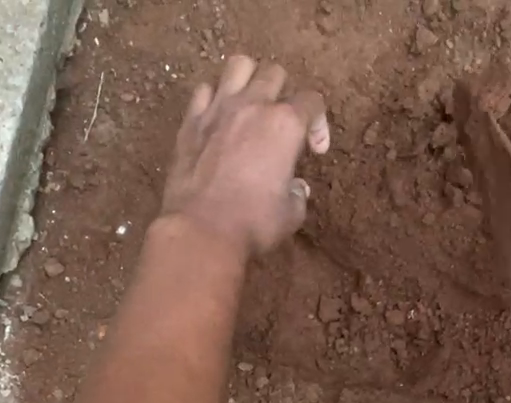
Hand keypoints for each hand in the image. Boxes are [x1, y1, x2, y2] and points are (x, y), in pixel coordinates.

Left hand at [159, 56, 329, 257]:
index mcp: (285, 125)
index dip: (319, 124)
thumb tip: (296, 187)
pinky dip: (215, 98)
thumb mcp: (291, 215)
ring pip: (239, 65)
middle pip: (274, 73)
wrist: (202, 229)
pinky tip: (219, 119)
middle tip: (281, 124)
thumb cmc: (253, 223)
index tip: (315, 150)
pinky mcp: (191, 120)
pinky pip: (205, 90)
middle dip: (284, 94)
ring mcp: (219, 108)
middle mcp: (253, 105)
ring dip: (249, 79)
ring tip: (250, 105)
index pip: (312, 102)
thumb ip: (297, 194)